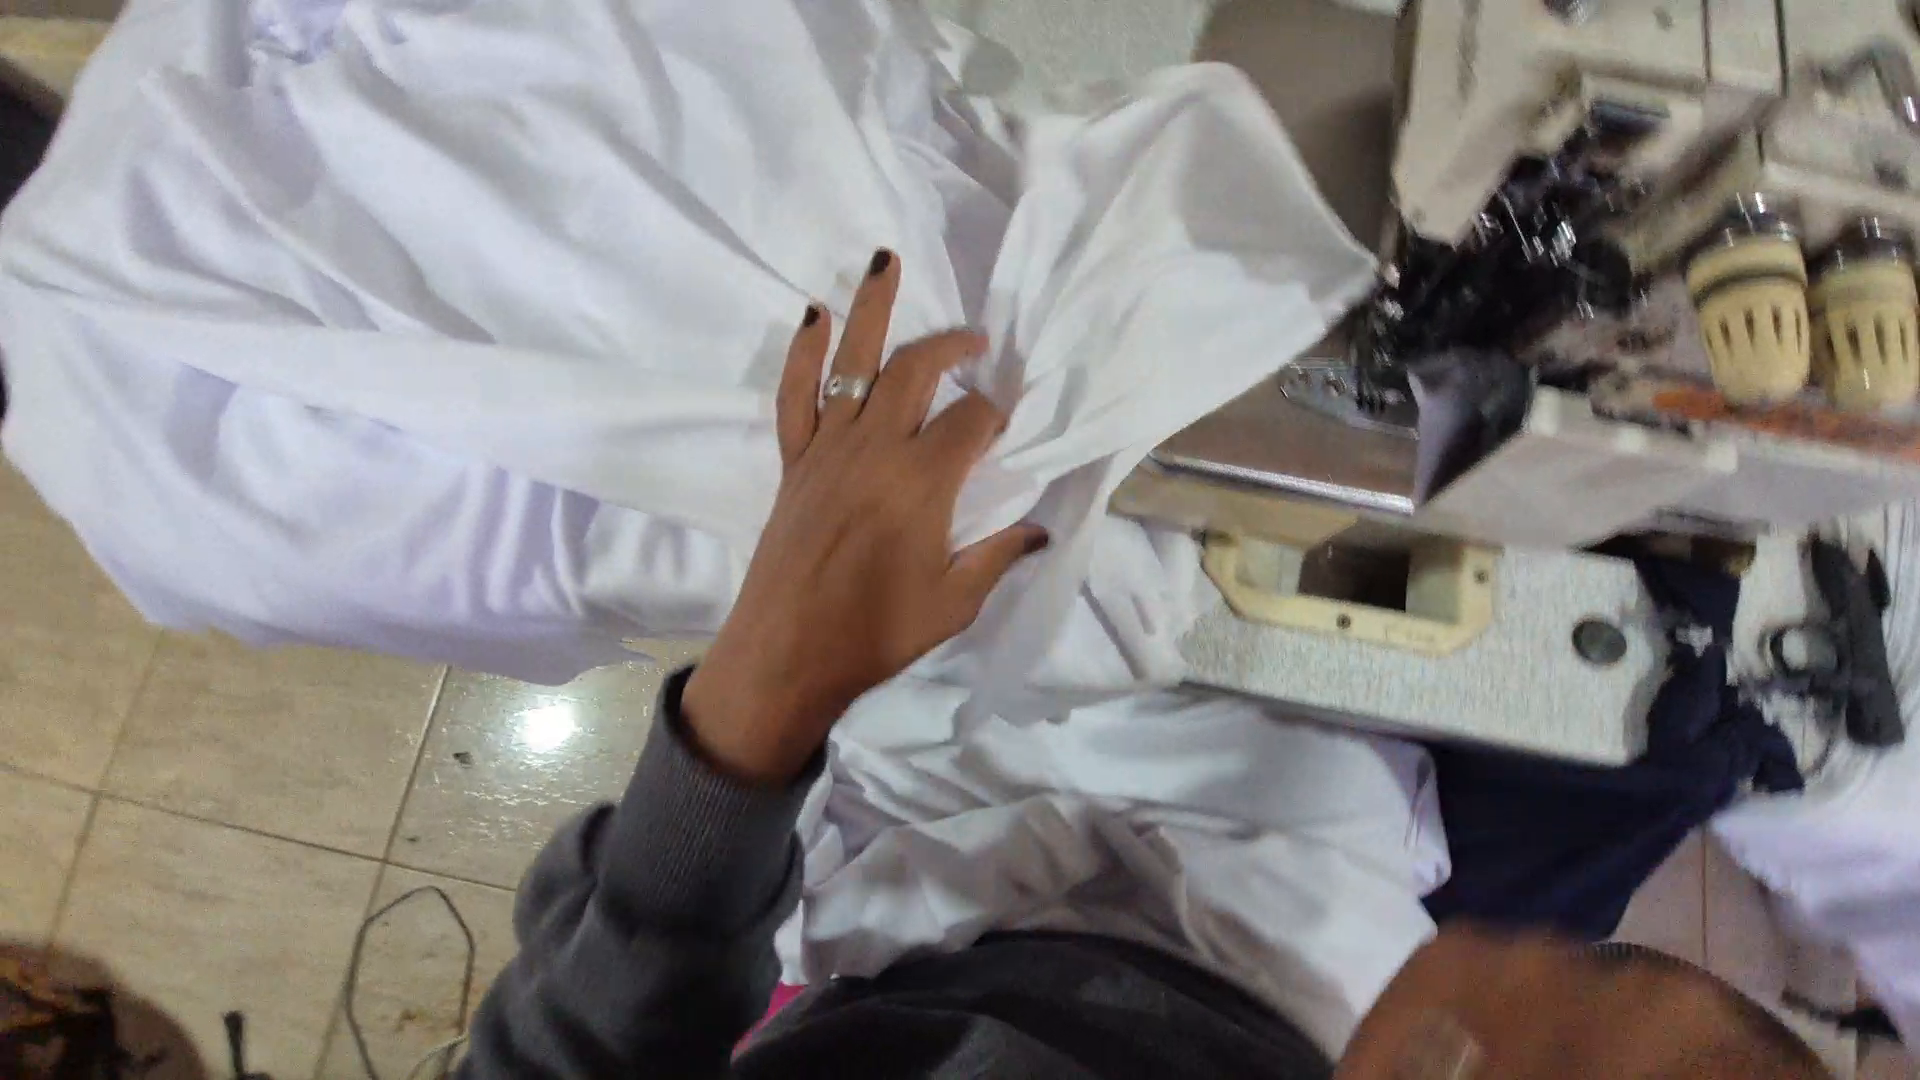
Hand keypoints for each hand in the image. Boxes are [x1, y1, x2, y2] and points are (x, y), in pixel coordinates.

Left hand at [681, 249, 1046, 784]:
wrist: (787, 655)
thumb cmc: (876, 633)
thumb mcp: (954, 603)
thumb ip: (998, 556)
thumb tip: (1039, 530)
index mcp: (923, 482)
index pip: (972, 421)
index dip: (997, 415)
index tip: (1005, 428)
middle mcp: (875, 448)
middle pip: (917, 371)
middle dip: (952, 346)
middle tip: (976, 341)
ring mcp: (828, 449)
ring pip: (852, 361)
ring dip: (871, 308)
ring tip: (884, 260)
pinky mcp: (794, 461)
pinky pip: (795, 395)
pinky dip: (803, 353)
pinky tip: (813, 317)